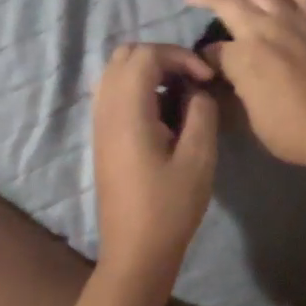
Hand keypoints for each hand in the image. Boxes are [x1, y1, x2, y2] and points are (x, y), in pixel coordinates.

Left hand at [92, 43, 219, 281]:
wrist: (136, 250)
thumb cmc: (170, 206)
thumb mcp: (199, 157)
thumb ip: (201, 112)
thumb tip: (196, 90)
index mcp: (126, 111)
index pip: (146, 55)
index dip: (180, 56)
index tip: (207, 79)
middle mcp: (105, 109)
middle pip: (125, 54)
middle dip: (163, 57)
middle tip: (193, 80)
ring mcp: (99, 123)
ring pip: (116, 71)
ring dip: (150, 72)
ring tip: (181, 95)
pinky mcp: (102, 137)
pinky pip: (114, 93)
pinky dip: (139, 88)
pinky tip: (164, 113)